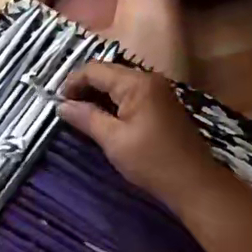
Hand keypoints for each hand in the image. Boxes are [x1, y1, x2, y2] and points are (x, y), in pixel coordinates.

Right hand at [58, 61, 225, 205]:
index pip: (95, 69)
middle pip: (108, 73)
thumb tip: (62, 106)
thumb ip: (87, 118)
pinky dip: (114, 102)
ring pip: (119, 83)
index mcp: (136, 83)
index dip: (73, 82)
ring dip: (99, 95)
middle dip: (85, 87)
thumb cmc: (152, 161)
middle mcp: (149, 79)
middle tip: (67, 109)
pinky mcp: (162, 104)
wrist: (194, 182)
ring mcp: (158, 91)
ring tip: (81, 115)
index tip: (58, 102)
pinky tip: (104, 119)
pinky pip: (131, 94)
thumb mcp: (113, 140)